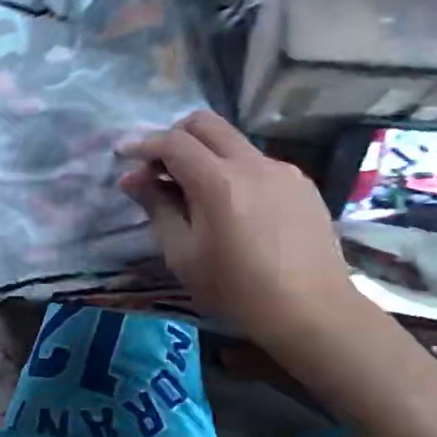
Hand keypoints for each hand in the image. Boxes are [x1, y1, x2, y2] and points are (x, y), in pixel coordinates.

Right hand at [119, 111, 357, 351]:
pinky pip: (258, 164)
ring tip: (196, 192)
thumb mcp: (183, 256)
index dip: (143, 143)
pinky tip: (235, 208)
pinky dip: (235, 172)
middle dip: (174, 135)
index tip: (123, 154)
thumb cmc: (238, 292)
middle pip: (205, 123)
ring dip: (206, 154)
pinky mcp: (302, 184)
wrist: (313, 313)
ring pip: (233, 142)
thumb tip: (133, 178)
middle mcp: (253, 163)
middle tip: (158, 165)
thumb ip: (157, 208)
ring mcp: (283, 170)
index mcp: (219, 182)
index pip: (173, 142)